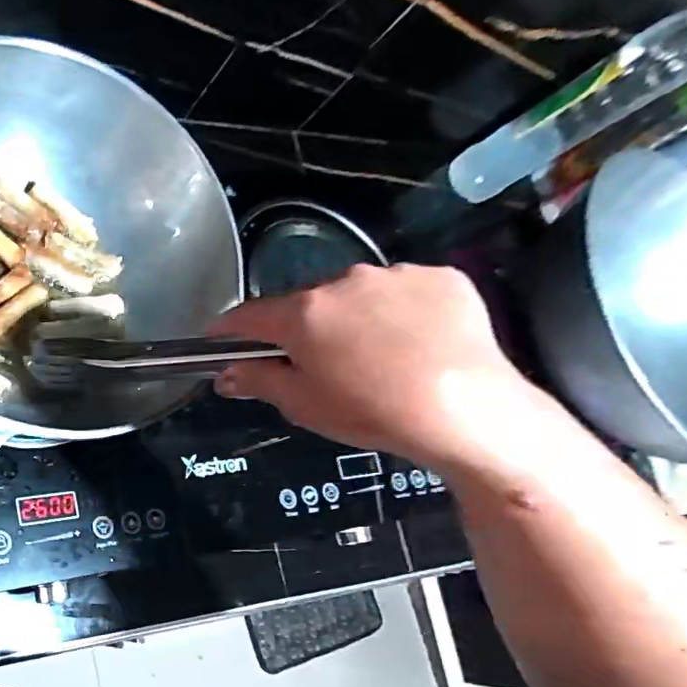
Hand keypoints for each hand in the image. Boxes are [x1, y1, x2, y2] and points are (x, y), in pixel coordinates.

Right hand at [207, 263, 538, 472]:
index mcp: (304, 314)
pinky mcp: (442, 278)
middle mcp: (345, 282)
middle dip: (301, 328)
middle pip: (306, 303)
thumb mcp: (302, 405)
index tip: (220, 341)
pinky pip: (403, 292)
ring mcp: (397, 275)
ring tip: (371, 356)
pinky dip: (397, 313)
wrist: (466, 408)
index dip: (229, 330)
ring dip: (351, 318)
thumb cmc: (370, 411)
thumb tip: (227, 374)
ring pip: (356, 295)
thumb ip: (258, 381)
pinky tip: (411, 345)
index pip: (249, 315)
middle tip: (313, 364)